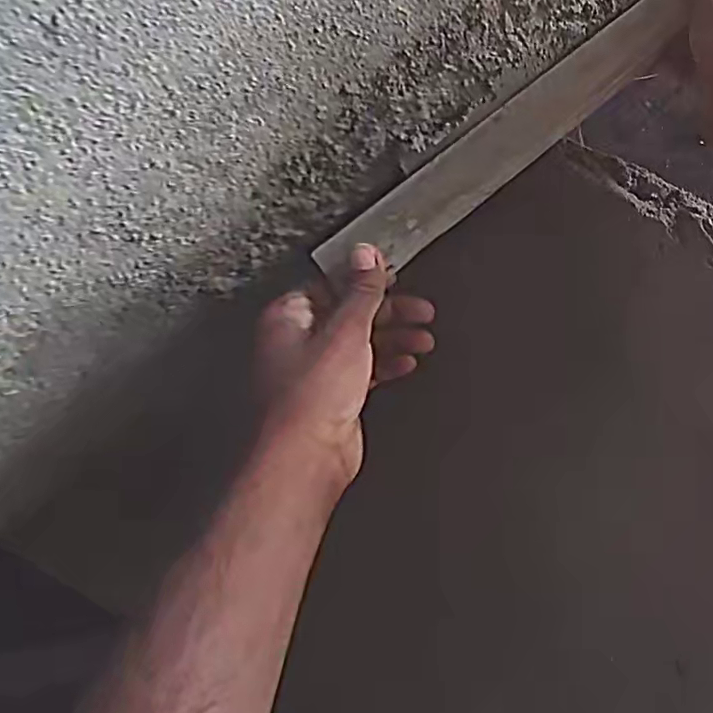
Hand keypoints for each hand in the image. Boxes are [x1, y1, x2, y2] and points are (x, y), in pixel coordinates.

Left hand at [253, 243, 436, 484]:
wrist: (308, 456)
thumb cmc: (310, 399)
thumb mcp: (346, 331)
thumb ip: (361, 291)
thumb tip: (366, 255)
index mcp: (289, 318)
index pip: (331, 284)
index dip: (364, 279)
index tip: (393, 276)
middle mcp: (297, 342)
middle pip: (351, 313)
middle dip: (389, 312)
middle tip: (420, 311)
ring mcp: (314, 370)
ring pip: (361, 342)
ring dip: (395, 338)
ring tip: (423, 338)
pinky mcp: (332, 394)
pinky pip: (365, 368)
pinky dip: (387, 363)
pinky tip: (405, 362)